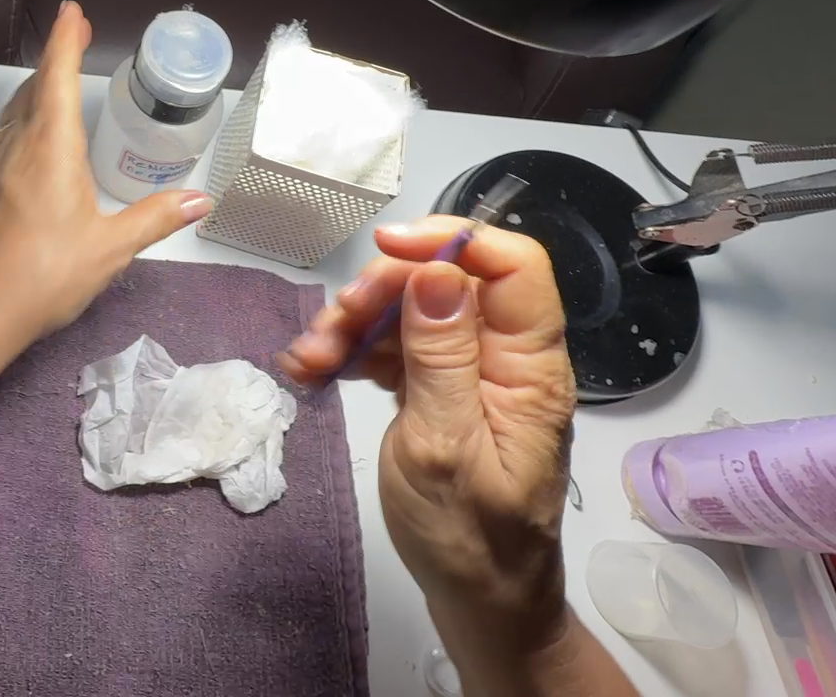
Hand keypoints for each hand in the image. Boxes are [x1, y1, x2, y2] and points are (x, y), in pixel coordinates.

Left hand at [0, 2, 213, 342]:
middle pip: (35, 86)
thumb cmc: (42, 275)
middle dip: (56, 56)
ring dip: (37, 85)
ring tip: (55, 78)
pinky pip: (6, 133)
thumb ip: (156, 218)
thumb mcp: (111, 247)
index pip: (58, 78)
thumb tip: (199, 199)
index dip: (65, 40)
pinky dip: (23, 114)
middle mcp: (18, 146)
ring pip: (16, 109)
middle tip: (74, 35)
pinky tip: (32, 133)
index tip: (72, 12)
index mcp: (50, 147)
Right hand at [279, 219, 575, 657]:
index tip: (385, 248)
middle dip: (377, 293)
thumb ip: (441, 357)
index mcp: (527, 365)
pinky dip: (347, 351)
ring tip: (308, 361)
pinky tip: (312, 370)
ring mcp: (464, 368)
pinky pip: (388, 344)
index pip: (511, 267)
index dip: (451, 240)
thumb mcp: (444, 446)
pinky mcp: (432, 383)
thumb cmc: (467, 533)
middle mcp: (500, 354)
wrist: (473, 595)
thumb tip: (435, 272)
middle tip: (330, 326)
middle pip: (440, 282)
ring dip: (349, 326)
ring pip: (404, 309)